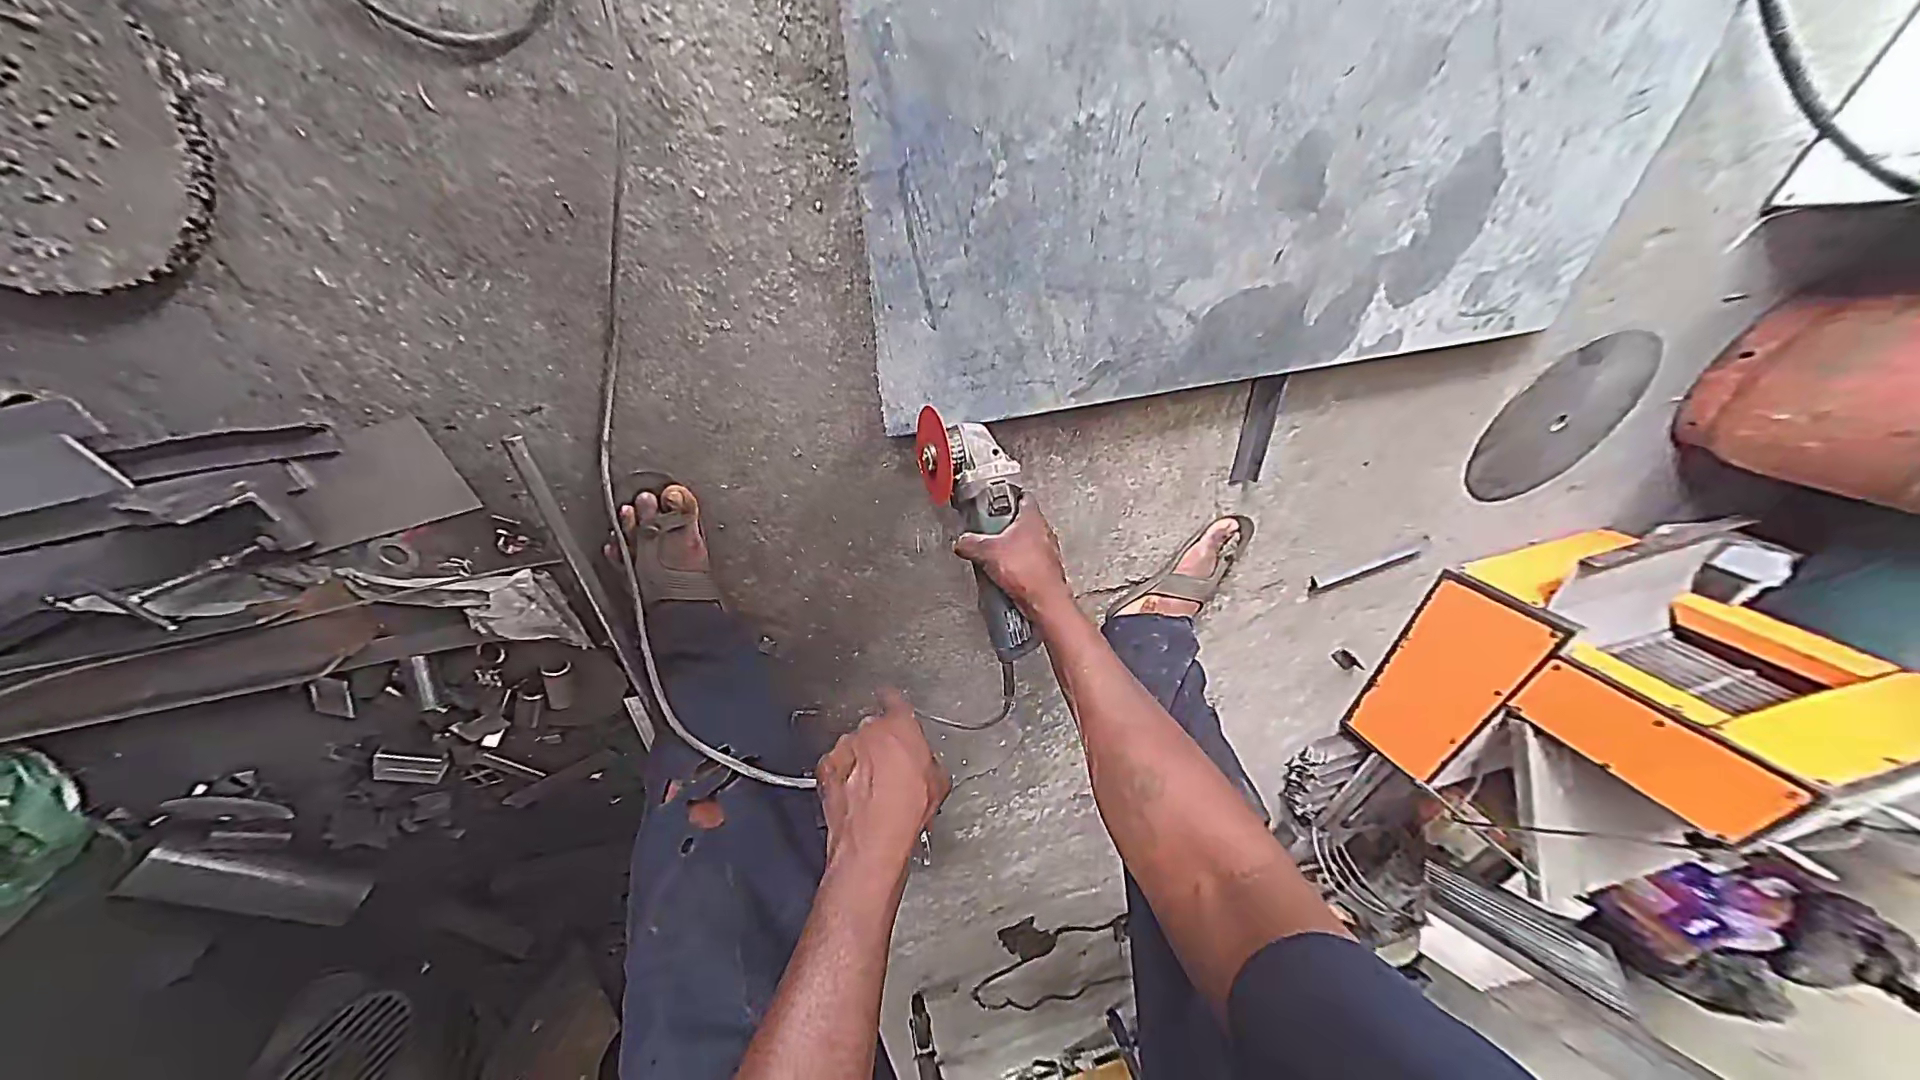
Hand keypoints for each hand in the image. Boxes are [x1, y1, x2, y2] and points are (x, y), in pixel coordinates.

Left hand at [818, 688, 950, 870]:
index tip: (893, 704)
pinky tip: (854, 795)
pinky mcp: (825, 770)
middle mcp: (867, 731)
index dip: (894, 703)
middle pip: (874, 728)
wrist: (872, 842)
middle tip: (892, 769)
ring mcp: (843, 749)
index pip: (894, 700)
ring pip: (853, 746)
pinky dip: (843, 775)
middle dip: (881, 743)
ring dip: (860, 760)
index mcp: (899, 726)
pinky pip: (836, 765)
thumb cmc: (905, 812)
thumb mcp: (938, 783)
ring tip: (872, 788)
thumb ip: (929, 761)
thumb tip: (927, 766)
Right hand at [953, 500, 1072, 618]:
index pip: (1023, 497)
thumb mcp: (986, 552)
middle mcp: (1044, 532)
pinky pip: (1029, 562)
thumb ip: (970, 544)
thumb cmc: (1026, 572)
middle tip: (990, 532)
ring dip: (1012, 547)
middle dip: (1006, 527)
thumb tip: (961, 542)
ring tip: (996, 556)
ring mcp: (1047, 552)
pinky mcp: (1046, 570)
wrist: (1044, 601)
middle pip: (1023, 521)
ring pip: (1027, 542)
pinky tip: (1006, 574)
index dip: (1009, 497)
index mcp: (1032, 518)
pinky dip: (1018, 565)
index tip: (997, 502)